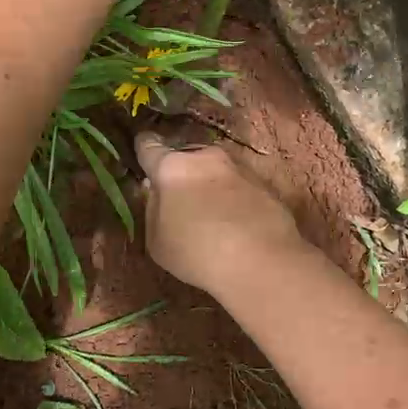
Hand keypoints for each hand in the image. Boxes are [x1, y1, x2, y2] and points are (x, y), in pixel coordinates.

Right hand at [133, 132, 310, 293]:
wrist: (262, 262)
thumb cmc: (197, 254)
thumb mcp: (157, 241)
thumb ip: (152, 208)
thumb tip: (156, 190)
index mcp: (173, 167)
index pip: (149, 146)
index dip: (143, 150)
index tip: (142, 155)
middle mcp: (207, 157)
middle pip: (186, 157)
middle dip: (181, 172)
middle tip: (179, 199)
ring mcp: (239, 167)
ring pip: (215, 170)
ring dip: (210, 184)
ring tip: (212, 215)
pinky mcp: (264, 183)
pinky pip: (239, 186)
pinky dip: (234, 197)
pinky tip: (237, 224)